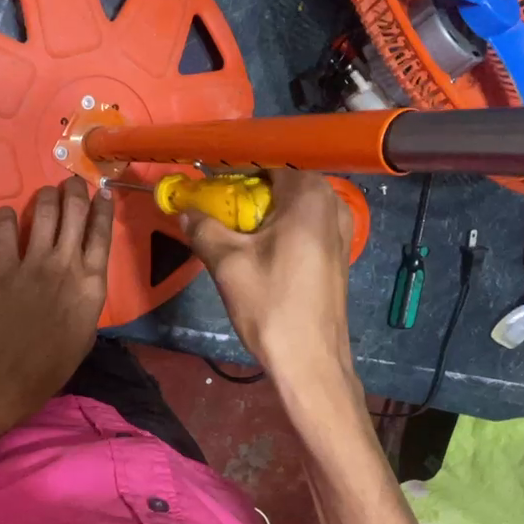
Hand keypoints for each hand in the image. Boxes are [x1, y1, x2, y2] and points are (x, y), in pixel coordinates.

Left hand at [0, 177, 113, 421]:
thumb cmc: (57, 359)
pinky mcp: (6, 267)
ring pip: (45, 211)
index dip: (102, 207)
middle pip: (75, 211)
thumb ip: (88, 293)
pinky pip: (6, 229)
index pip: (102, 232)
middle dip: (74, 190)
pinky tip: (9, 214)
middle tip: (71, 183)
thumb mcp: (88, 326)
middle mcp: (68, 263)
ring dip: (47, 196)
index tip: (100, 191)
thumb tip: (84, 275)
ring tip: (47, 193)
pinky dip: (8, 216)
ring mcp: (35, 261)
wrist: (16, 371)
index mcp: (93, 281)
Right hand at [181, 169, 354, 386]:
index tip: (202, 185)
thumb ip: (203, 228)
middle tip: (212, 213)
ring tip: (229, 235)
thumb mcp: (227, 263)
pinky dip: (275, 231)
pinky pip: (300, 227)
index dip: (229, 170)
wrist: (310, 361)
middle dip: (242, 194)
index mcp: (309, 193)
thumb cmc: (271, 305)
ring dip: (258, 215)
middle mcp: (331, 201)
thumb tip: (184, 210)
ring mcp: (339, 228)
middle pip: (277, 182)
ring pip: (289, 207)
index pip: (262, 161)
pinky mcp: (336, 253)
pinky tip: (254, 253)